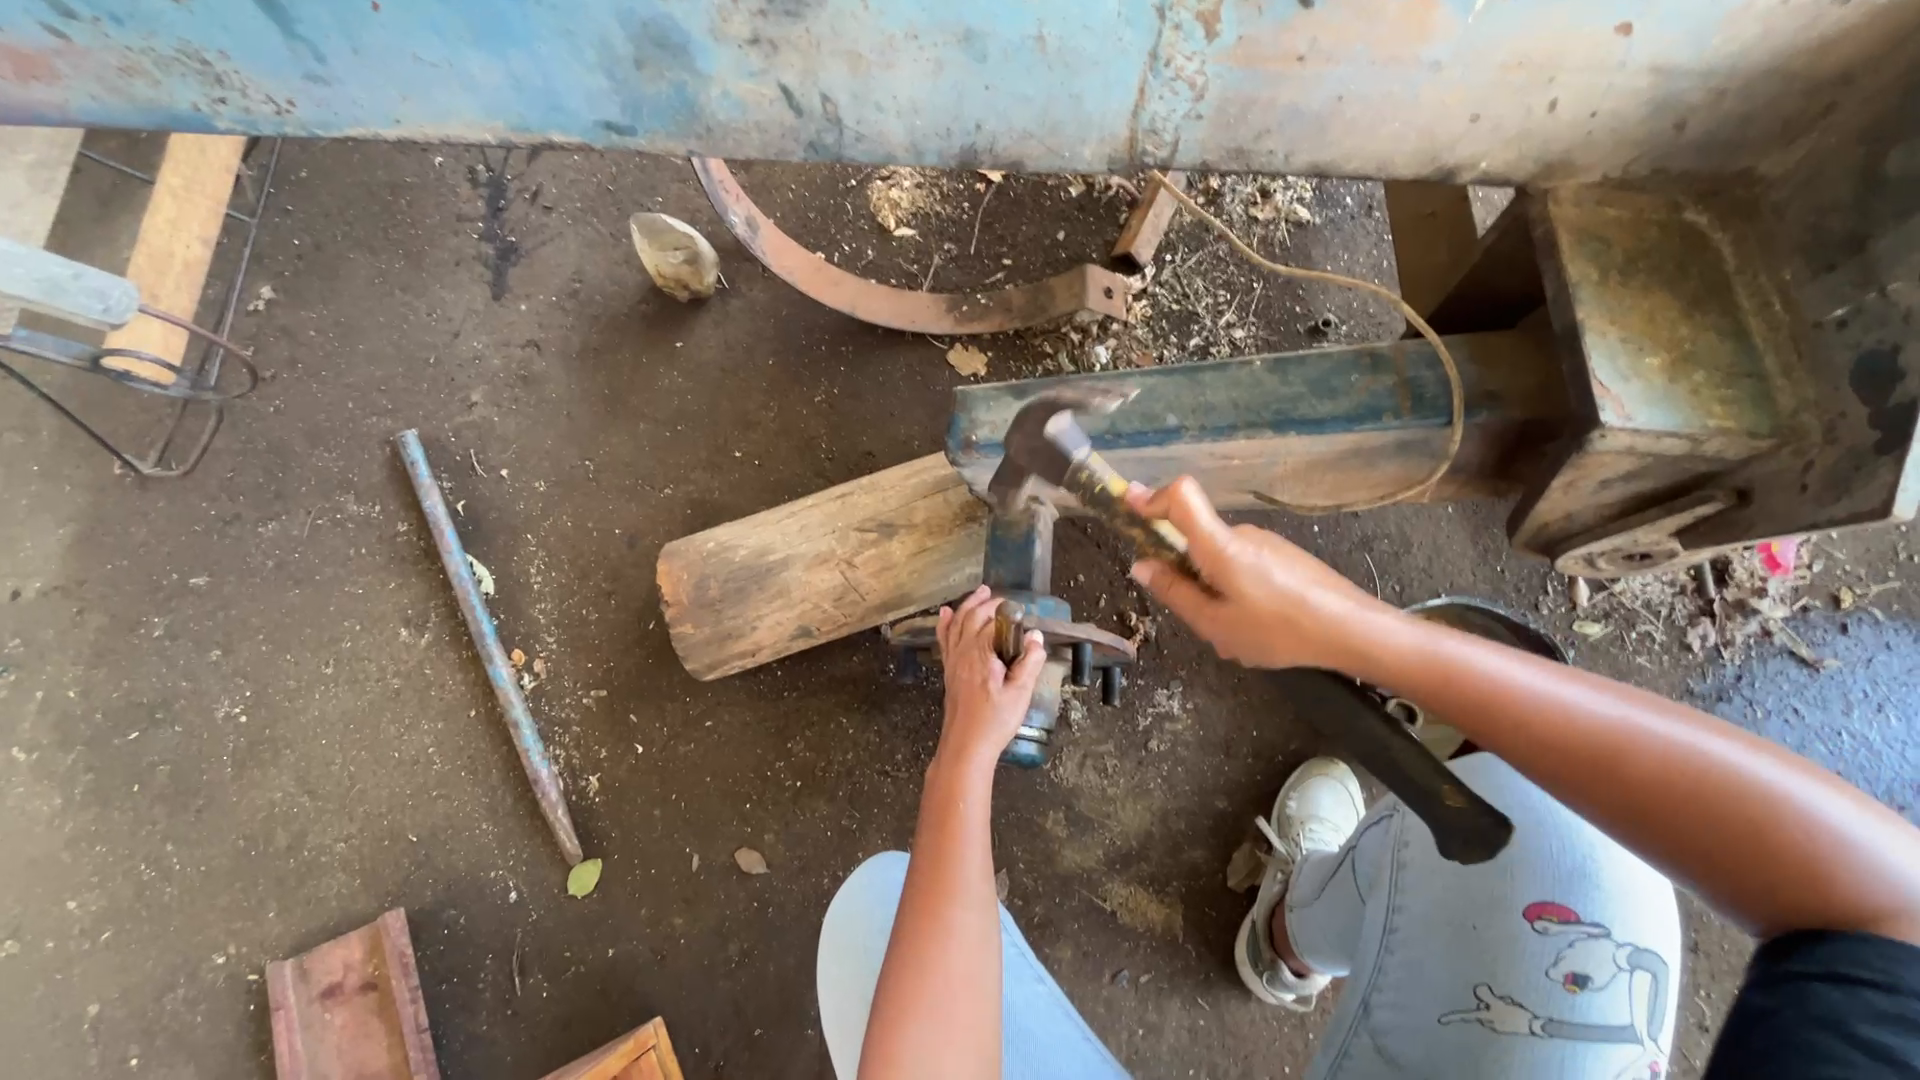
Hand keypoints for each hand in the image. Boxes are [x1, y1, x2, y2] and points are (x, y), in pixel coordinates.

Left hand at [935, 585, 1046, 769]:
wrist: (966, 745)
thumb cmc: (994, 721)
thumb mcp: (1020, 693)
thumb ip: (1029, 662)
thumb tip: (1035, 637)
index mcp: (980, 654)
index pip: (992, 623)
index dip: (1006, 614)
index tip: (1022, 612)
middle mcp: (962, 653)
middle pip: (971, 617)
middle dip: (986, 603)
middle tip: (999, 596)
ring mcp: (953, 662)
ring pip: (957, 624)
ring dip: (967, 606)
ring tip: (979, 593)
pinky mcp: (949, 672)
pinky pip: (945, 640)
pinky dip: (946, 624)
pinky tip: (946, 615)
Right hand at [1125, 477, 1391, 670]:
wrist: (1354, 630)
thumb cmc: (1278, 630)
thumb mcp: (1215, 624)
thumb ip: (1175, 593)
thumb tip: (1141, 564)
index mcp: (1220, 546)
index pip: (1182, 497)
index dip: (1152, 496)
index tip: (1129, 505)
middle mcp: (1241, 534)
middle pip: (1196, 537)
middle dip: (1185, 573)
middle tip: (1199, 618)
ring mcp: (1266, 542)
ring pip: (1220, 558)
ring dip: (1214, 588)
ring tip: (1236, 632)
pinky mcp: (1284, 555)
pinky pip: (1243, 566)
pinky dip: (1237, 590)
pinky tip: (1260, 626)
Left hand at [1438, 984, 1542, 1035]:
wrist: (1535, 1026)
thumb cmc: (1515, 1016)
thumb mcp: (1498, 1004)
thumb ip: (1485, 996)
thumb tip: (1477, 989)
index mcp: (1484, 1018)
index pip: (1465, 1016)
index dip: (1452, 1017)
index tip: (1440, 1021)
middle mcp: (1489, 1022)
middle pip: (1481, 1006)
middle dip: (1488, 1000)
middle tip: (1502, 1000)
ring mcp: (1498, 1023)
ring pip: (1492, 1006)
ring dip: (1498, 1002)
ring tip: (1510, 1003)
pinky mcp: (1507, 1022)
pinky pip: (1501, 1010)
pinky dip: (1505, 1005)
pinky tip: (1514, 1006)